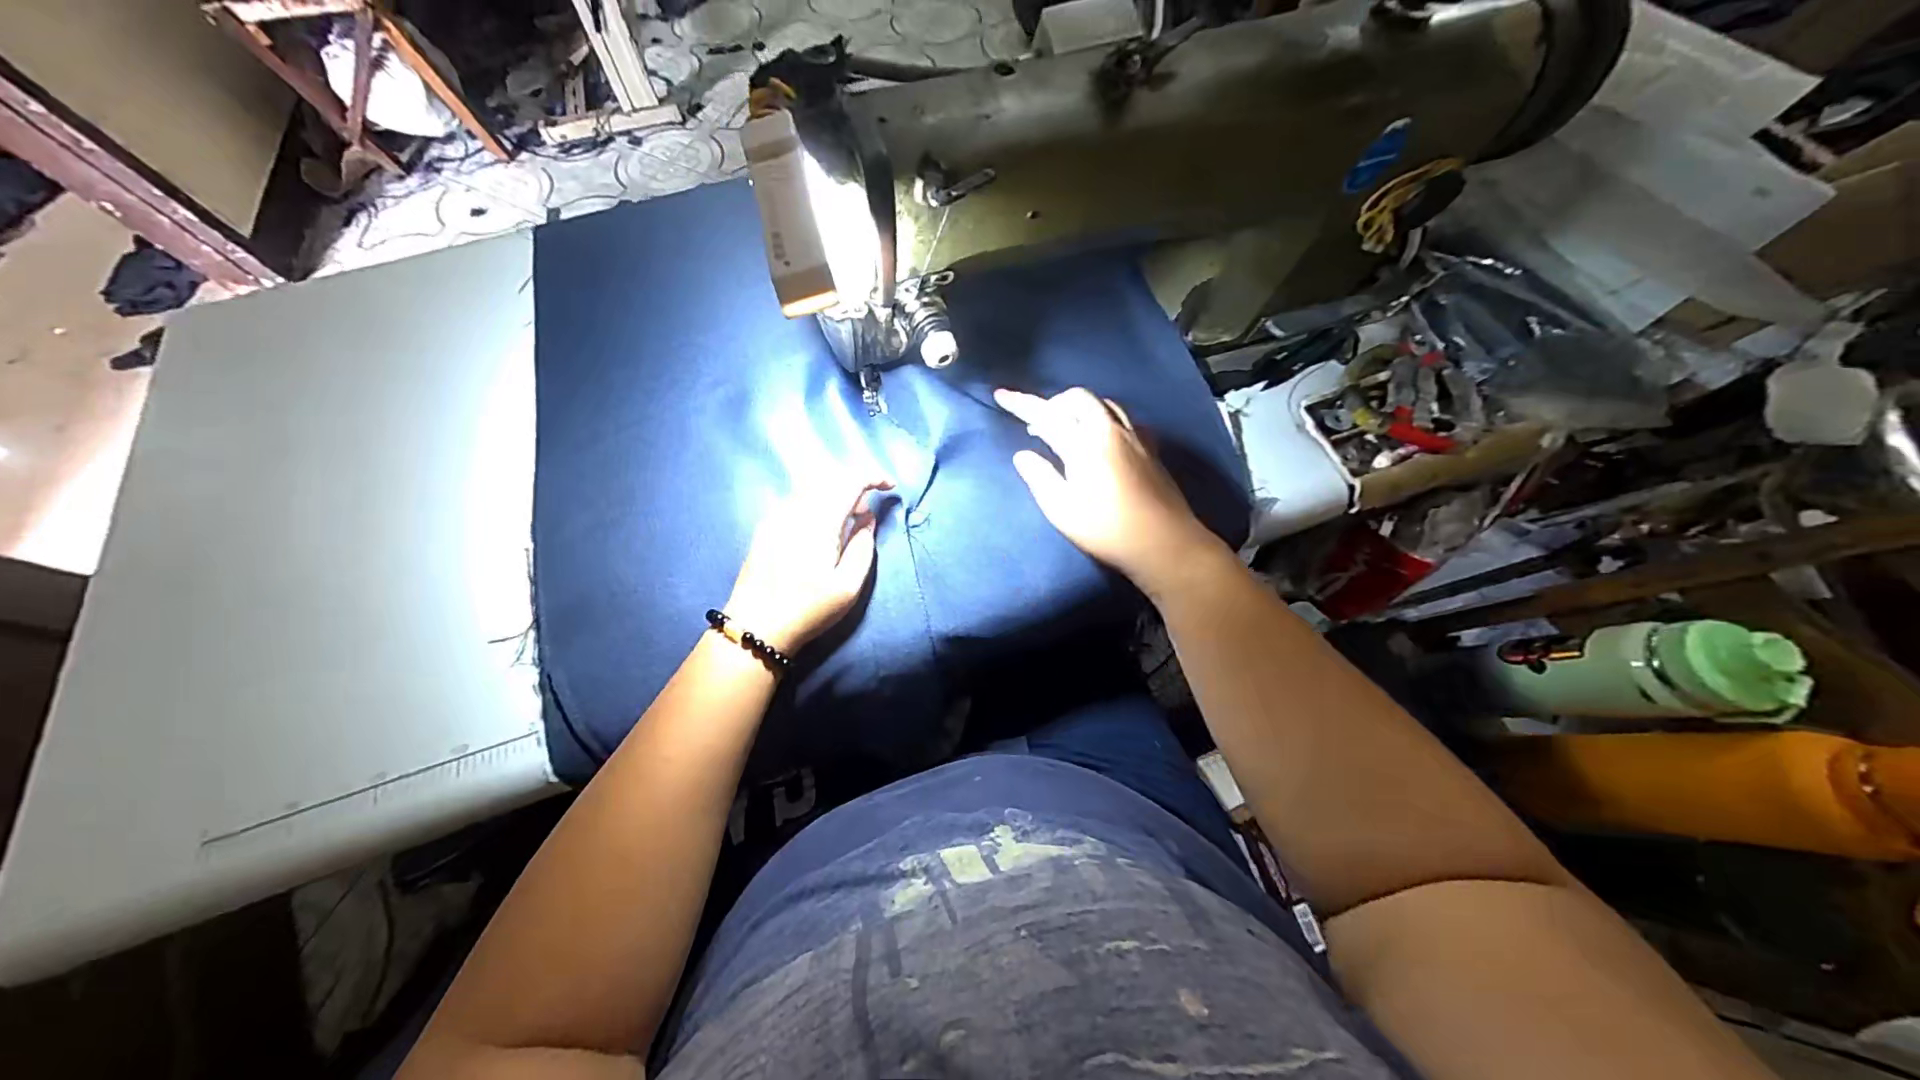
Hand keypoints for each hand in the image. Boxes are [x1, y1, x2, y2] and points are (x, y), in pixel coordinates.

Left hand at [723, 476, 891, 654]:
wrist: (756, 627)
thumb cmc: (808, 609)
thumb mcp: (848, 586)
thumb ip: (863, 546)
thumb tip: (868, 518)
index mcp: (819, 521)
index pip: (849, 481)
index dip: (873, 477)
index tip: (890, 487)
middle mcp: (795, 509)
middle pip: (830, 478)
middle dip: (855, 485)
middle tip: (868, 510)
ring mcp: (775, 516)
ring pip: (811, 487)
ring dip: (835, 493)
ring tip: (847, 519)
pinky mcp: (765, 527)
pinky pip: (796, 500)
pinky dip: (817, 502)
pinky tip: (821, 527)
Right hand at [995, 387, 1224, 595]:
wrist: (1164, 543)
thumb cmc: (1106, 530)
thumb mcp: (1062, 509)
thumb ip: (1040, 477)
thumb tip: (1023, 455)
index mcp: (1084, 442)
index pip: (1046, 415)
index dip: (1021, 404)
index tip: (1001, 395)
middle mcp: (1110, 430)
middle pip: (1078, 399)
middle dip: (1054, 403)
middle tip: (1038, 424)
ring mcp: (1135, 437)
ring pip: (1103, 404)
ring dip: (1080, 408)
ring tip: (1067, 427)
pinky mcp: (1151, 448)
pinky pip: (1124, 418)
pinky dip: (1104, 418)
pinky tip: (1103, 437)